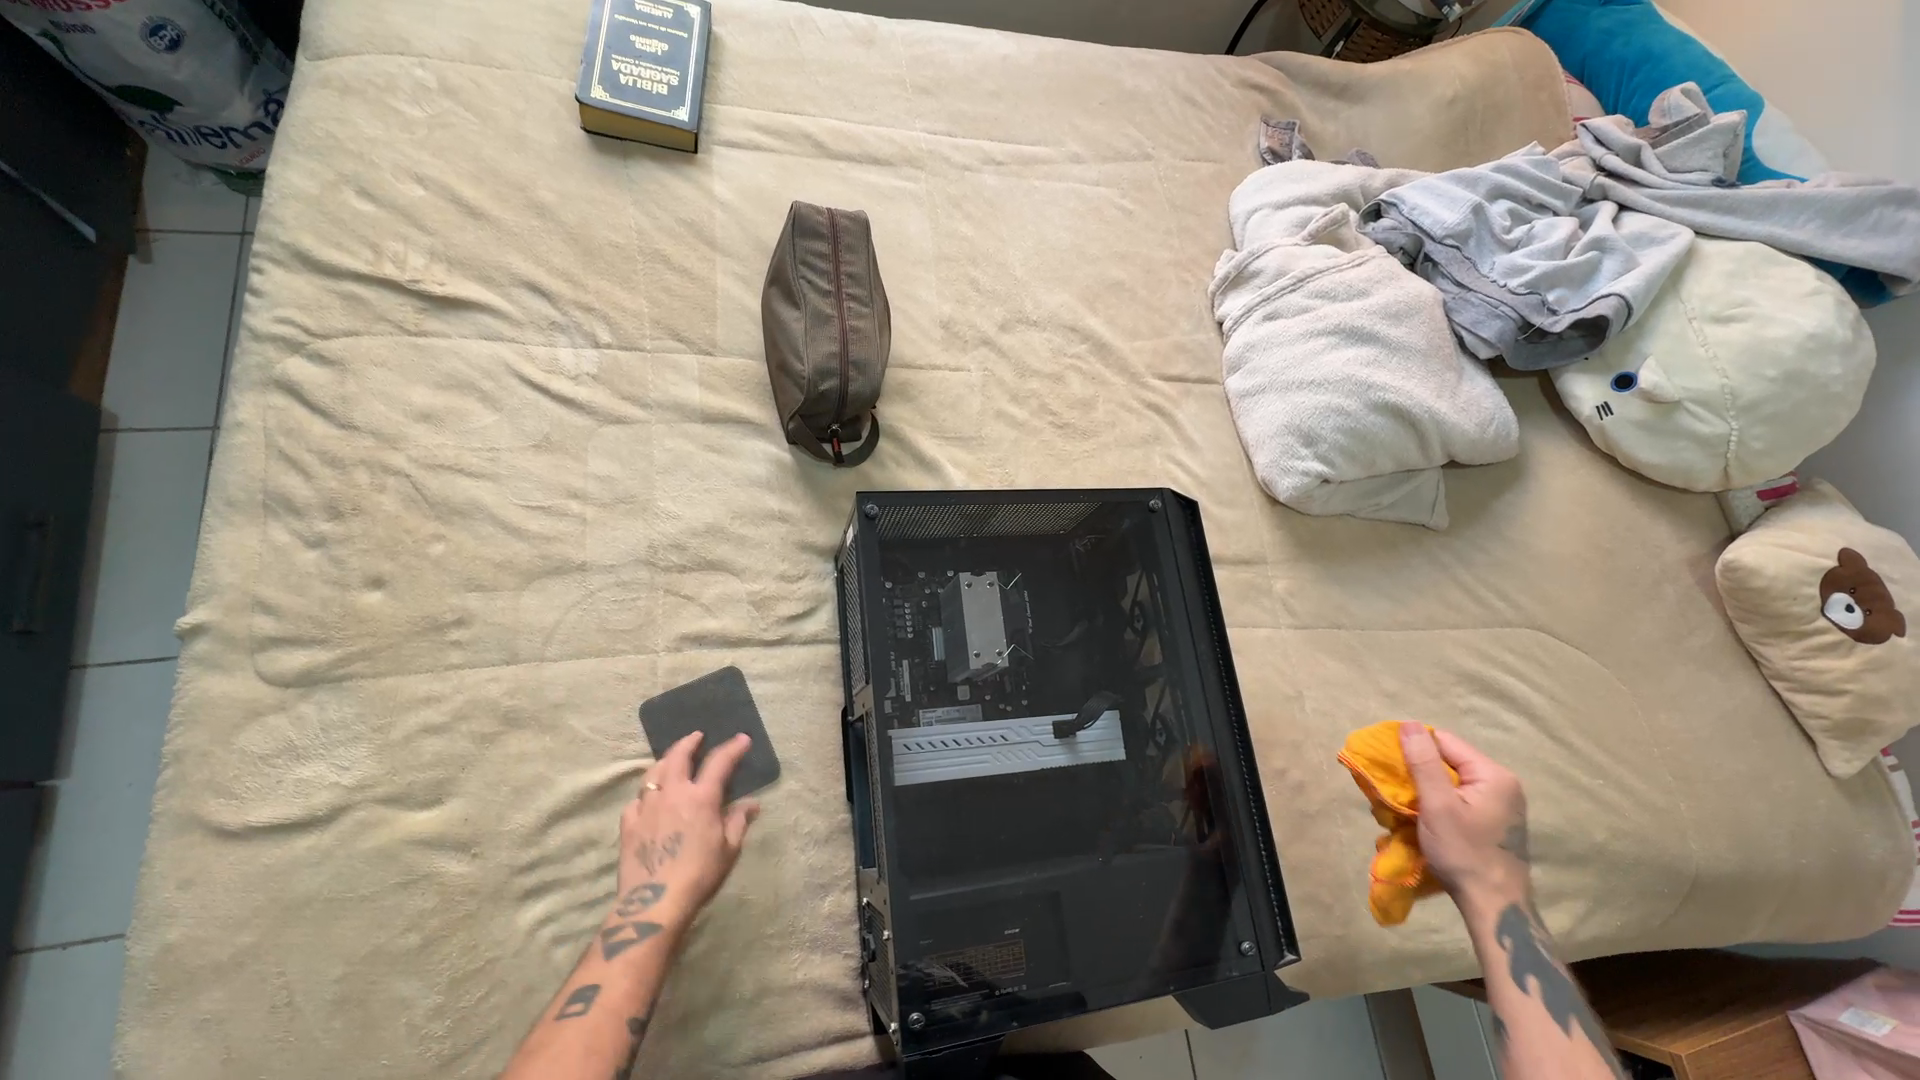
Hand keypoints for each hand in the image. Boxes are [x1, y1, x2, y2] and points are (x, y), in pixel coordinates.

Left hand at [612, 732, 760, 932]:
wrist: (655, 902)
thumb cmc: (700, 875)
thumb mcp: (729, 849)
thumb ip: (738, 821)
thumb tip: (751, 804)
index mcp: (701, 798)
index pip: (719, 762)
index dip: (732, 747)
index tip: (741, 739)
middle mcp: (673, 793)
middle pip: (678, 756)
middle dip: (689, 742)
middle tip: (697, 736)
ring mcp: (647, 806)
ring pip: (653, 773)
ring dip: (665, 761)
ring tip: (671, 759)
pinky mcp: (628, 823)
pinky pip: (636, 799)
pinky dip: (646, 793)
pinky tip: (649, 797)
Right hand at [1399, 722, 1529, 910]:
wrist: (1494, 907)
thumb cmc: (1464, 852)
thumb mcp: (1437, 805)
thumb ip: (1423, 762)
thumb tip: (1408, 724)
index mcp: (1493, 774)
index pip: (1445, 742)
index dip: (1415, 749)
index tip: (1390, 766)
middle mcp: (1502, 784)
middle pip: (1449, 762)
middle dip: (1419, 773)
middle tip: (1396, 791)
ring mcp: (1502, 805)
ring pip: (1452, 782)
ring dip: (1427, 790)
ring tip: (1408, 807)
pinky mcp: (1495, 822)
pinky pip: (1460, 799)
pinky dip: (1439, 804)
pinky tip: (1427, 820)